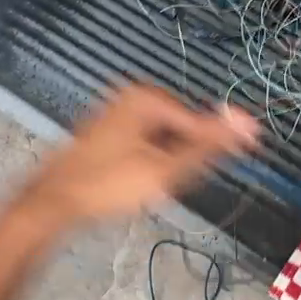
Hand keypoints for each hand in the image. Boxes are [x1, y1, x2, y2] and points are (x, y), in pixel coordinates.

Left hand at [16, 85, 259, 225]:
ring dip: (162, 163)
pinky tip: (130, 182)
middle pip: (179, 129)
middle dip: (178, 159)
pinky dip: (145, 162)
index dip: (206, 153)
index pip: (198, 123)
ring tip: (142, 187)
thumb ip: (209, 145)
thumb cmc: (108, 185)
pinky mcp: (106, 130)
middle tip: (159, 186)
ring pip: (161, 139)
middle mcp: (131, 95)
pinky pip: (142, 143)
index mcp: (148, 97)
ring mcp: (115, 111)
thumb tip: (250, 121)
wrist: (50, 204)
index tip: (199, 176)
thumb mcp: (166, 169)